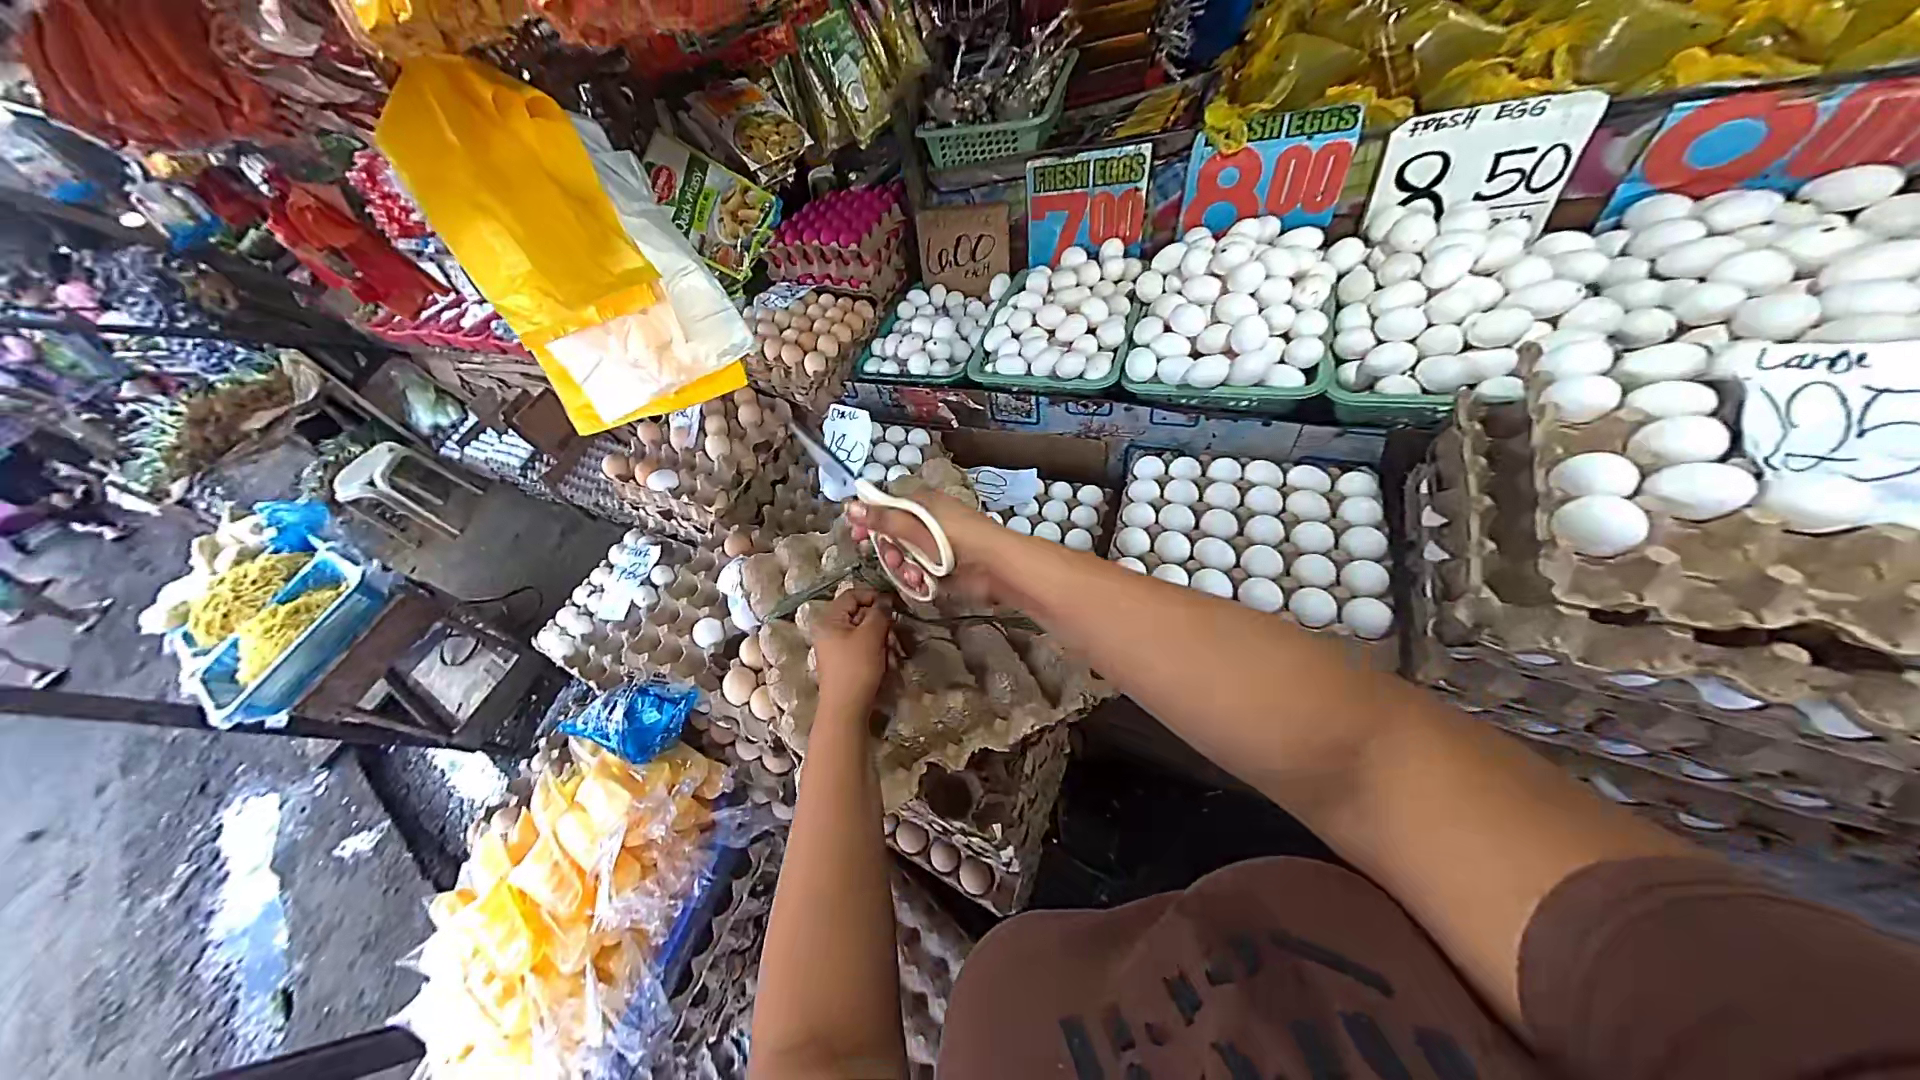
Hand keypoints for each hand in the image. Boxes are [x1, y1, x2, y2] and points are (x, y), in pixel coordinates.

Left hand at [811, 587, 892, 705]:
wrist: (846, 710)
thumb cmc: (856, 668)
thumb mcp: (871, 635)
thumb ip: (879, 613)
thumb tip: (885, 600)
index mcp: (829, 620)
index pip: (852, 595)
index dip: (873, 597)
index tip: (893, 607)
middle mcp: (830, 631)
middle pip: (860, 615)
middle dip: (881, 625)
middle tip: (894, 636)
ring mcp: (837, 648)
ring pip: (865, 634)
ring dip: (883, 641)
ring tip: (892, 655)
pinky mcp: (845, 663)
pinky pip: (864, 649)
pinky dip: (878, 654)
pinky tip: (887, 665)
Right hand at [846, 492, 1007, 604]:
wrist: (995, 566)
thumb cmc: (956, 539)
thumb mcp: (916, 527)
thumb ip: (883, 519)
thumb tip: (850, 506)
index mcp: (921, 504)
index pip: (885, 508)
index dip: (869, 522)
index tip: (856, 536)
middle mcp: (925, 522)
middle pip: (890, 536)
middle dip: (889, 551)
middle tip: (895, 560)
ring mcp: (932, 547)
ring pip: (902, 558)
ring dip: (903, 568)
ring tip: (915, 574)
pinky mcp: (938, 568)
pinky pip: (915, 573)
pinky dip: (916, 579)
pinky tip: (923, 583)